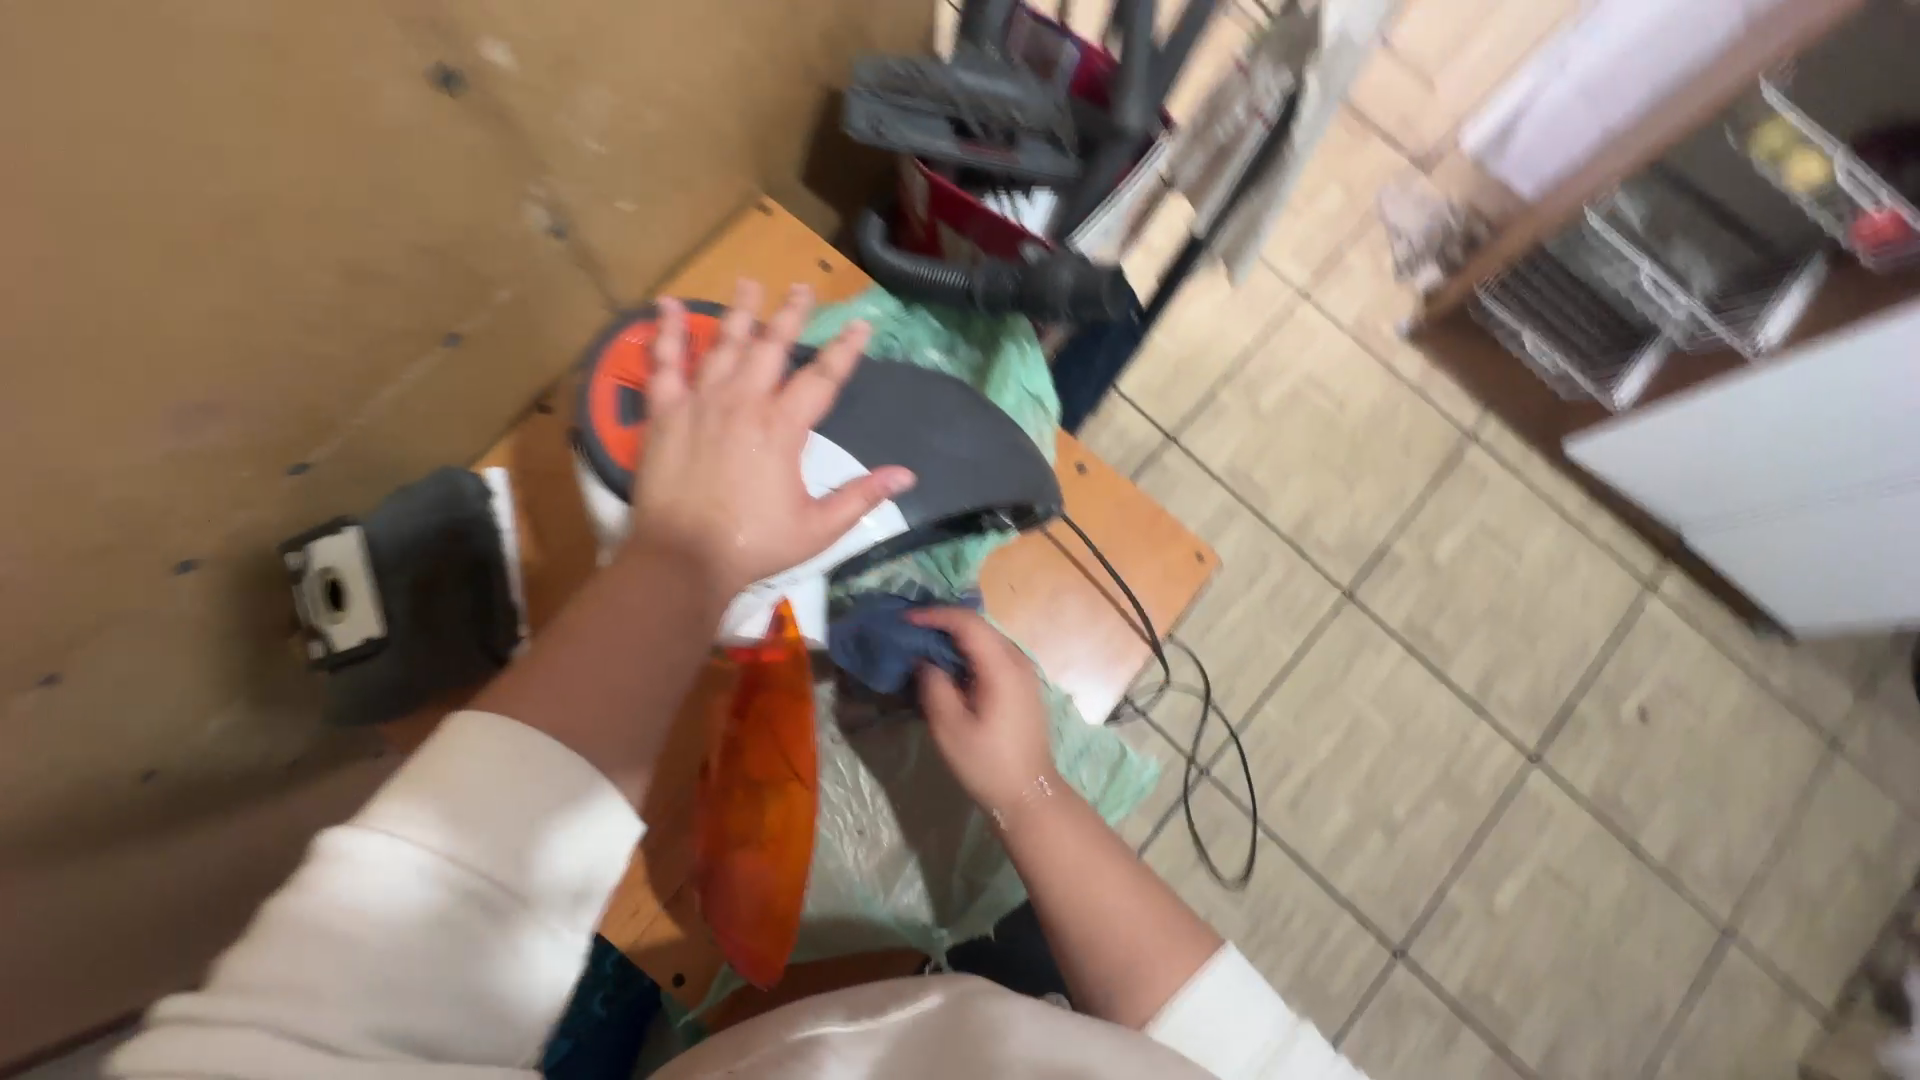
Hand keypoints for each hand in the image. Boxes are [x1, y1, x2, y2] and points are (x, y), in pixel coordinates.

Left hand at [628, 280, 915, 595]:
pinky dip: (666, 333)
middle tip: (803, 288)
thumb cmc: (754, 545)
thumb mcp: (819, 528)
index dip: (846, 349)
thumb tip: (905, 476)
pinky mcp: (665, 414)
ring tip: (749, 283)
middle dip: (792, 314)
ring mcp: (700, 403)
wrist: (682, 559)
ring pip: (723, 345)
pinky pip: (664, 364)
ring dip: (739, 313)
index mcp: (782, 427)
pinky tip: (665, 305)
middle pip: (772, 346)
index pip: (823, 377)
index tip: (863, 324)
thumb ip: (861, 497)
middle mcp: (743, 402)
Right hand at [910, 608, 1057, 817]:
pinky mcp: (1023, 684)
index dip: (935, 615)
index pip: (968, 623)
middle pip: (979, 625)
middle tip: (910, 629)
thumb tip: (924, 660)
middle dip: (944, 622)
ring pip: (986, 638)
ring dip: (956, 636)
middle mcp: (1018, 660)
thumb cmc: (988, 764)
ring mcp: (1024, 672)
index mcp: (1003, 667)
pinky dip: (969, 651)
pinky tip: (949, 665)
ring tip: (924, 643)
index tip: (906, 619)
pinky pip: (993, 653)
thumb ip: (934, 686)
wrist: (1029, 793)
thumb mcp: (950, 728)